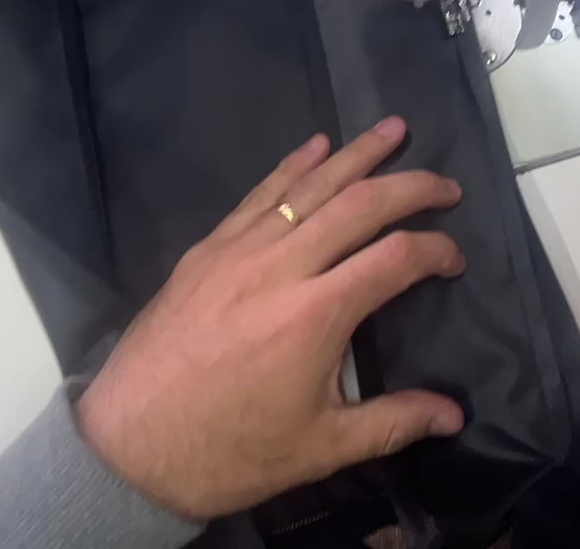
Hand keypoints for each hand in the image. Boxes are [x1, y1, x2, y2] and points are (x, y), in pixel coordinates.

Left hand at [75, 117, 466, 519]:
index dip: (436, 251)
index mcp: (315, 315)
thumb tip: (457, 415)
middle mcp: (282, 266)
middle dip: (412, 186)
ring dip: (358, 153)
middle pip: (360, 205)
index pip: (396, 259)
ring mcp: (241, 249)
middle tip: (446, 184)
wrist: (122, 452)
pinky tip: (318, 144)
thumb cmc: (229, 451)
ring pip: (311, 185)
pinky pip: (260, 193)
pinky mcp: (209, 247)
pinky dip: (294, 164)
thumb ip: (393, 422)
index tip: (455, 261)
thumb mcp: (319, 447)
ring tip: (394, 128)